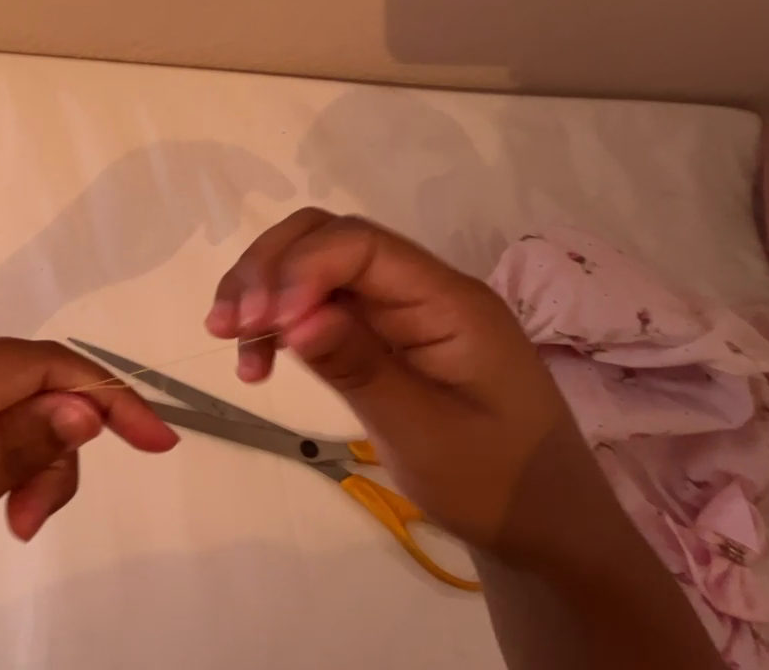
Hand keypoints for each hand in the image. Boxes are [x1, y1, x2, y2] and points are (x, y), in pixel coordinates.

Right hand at [203, 208, 588, 564]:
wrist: (541, 530)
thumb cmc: (496, 485)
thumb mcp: (424, 434)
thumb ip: (359, 367)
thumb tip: (294, 318)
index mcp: (448, 300)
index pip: (360, 245)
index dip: (300, 269)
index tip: (264, 322)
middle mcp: (419, 288)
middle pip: (324, 238)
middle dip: (267, 270)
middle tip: (228, 323)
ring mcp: (395, 308)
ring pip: (308, 265)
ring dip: (260, 291)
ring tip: (227, 338)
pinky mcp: (376, 331)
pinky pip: (312, 305)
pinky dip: (274, 323)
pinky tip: (254, 361)